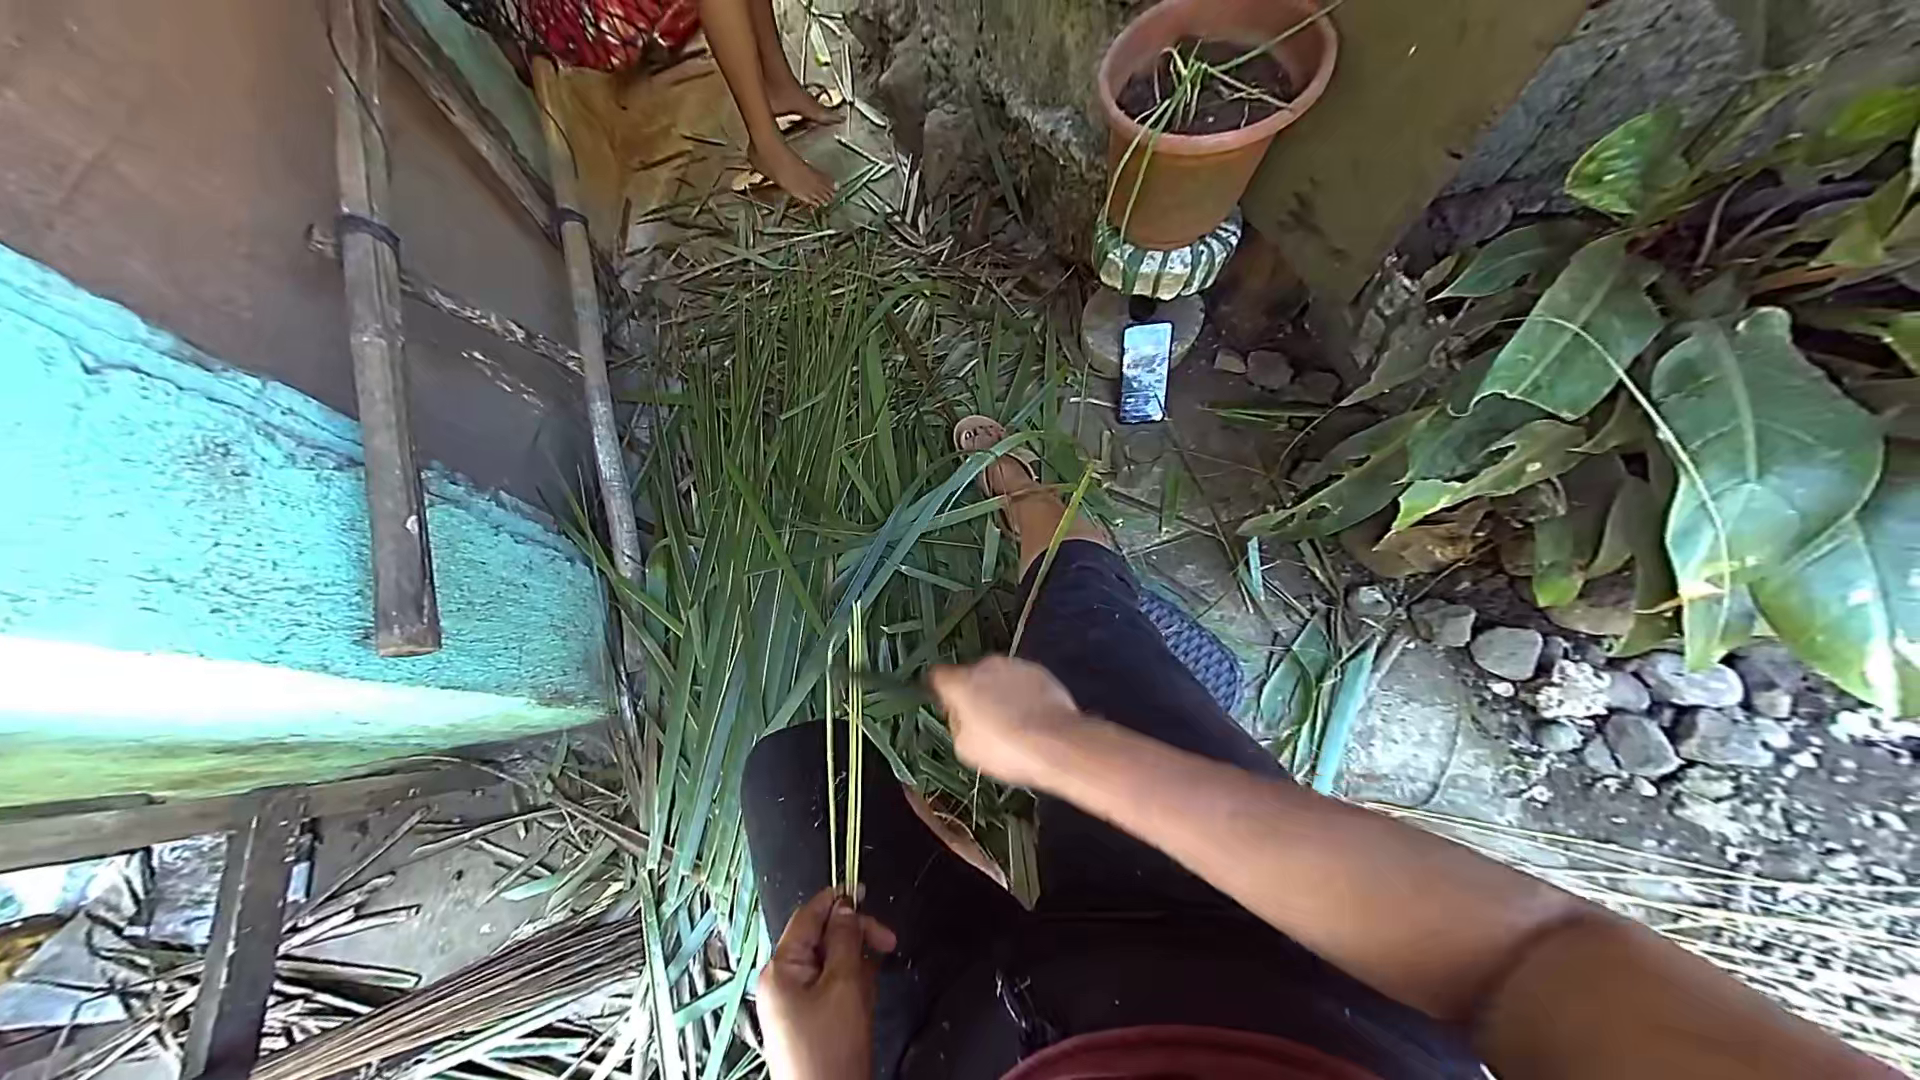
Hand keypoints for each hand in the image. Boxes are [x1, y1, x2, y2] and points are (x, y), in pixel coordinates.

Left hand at [757, 888, 896, 1079]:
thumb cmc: (831, 1050)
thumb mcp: (844, 984)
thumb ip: (846, 938)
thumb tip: (846, 906)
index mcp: (782, 967)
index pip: (809, 914)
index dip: (838, 901)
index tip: (866, 895)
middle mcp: (783, 979)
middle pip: (824, 936)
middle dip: (855, 938)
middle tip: (887, 943)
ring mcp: (795, 1001)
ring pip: (832, 961)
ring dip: (857, 966)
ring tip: (869, 992)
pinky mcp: (809, 1018)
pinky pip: (833, 985)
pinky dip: (852, 986)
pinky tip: (865, 1003)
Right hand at [928, 656, 1089, 789]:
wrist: (1056, 743)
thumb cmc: (1004, 749)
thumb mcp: (965, 748)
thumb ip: (957, 724)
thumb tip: (961, 716)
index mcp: (960, 682)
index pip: (938, 675)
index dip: (941, 691)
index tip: (948, 706)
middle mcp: (986, 665)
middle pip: (971, 675)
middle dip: (974, 693)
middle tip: (984, 721)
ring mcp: (1015, 665)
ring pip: (999, 676)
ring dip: (1000, 692)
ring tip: (1012, 721)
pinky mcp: (1041, 671)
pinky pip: (1022, 680)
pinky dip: (1023, 693)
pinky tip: (1032, 716)